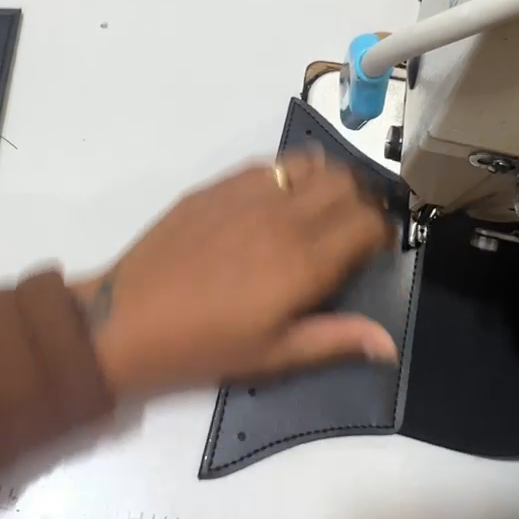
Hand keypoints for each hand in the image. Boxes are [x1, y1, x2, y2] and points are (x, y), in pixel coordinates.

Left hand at [80, 150, 396, 398]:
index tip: (376, 250)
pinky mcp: (219, 185)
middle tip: (352, 228)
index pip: (367, 222)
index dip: (382, 233)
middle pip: (347, 183)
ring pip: (312, 164)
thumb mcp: (273, 355)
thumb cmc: (205, 344)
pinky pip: (271, 163)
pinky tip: (279, 201)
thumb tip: (389, 344)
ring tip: (320, 209)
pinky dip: (290, 174)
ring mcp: (248, 193)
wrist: (128, 318)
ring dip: (329, 181)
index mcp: (303, 261)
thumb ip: (336, 339)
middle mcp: (283, 216)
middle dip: (362, 201)